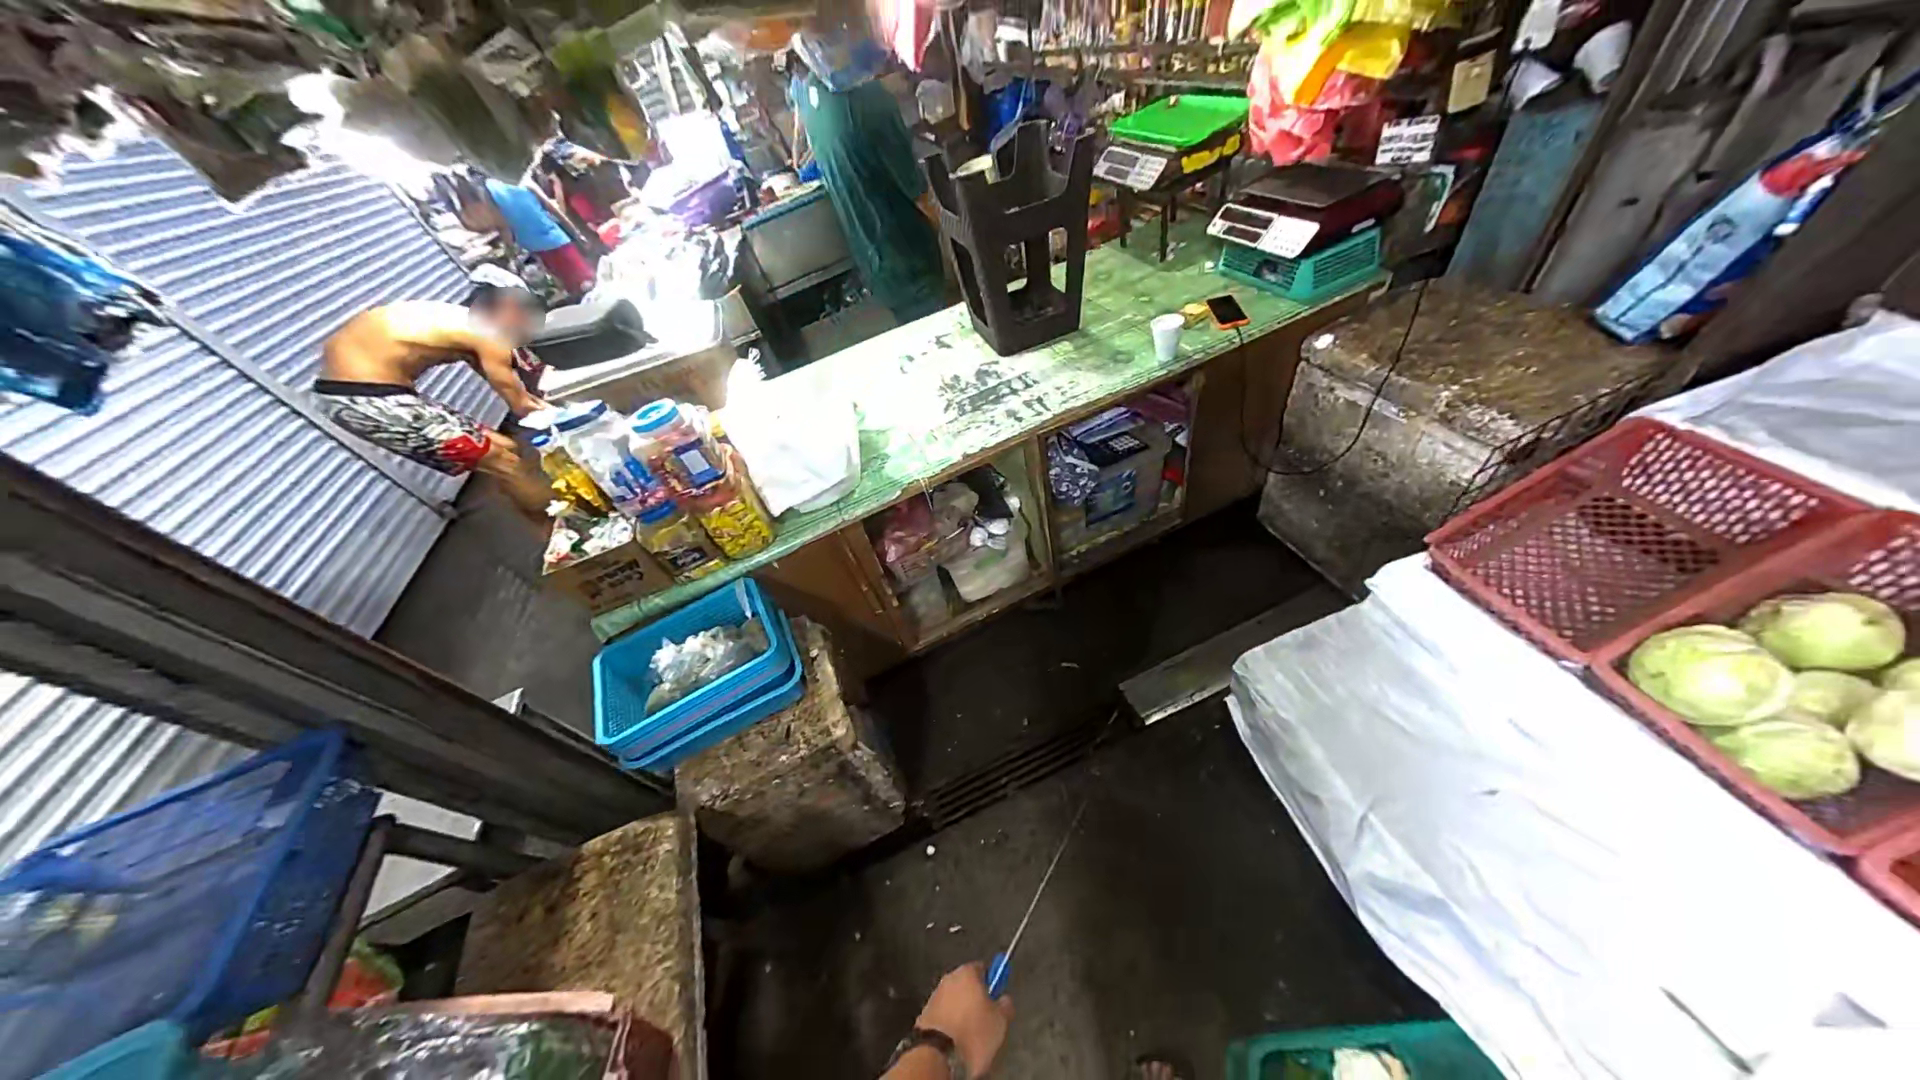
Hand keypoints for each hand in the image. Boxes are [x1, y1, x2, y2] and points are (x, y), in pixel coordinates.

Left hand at [915, 962, 1012, 1076]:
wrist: (938, 1055)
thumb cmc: (974, 1033)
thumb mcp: (1000, 1021)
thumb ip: (1005, 1005)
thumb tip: (1004, 999)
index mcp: (967, 973)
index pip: (983, 969)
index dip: (991, 984)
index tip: (996, 1001)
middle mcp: (948, 978)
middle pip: (967, 985)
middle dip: (975, 1000)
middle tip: (985, 1020)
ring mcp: (934, 996)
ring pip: (954, 1002)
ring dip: (961, 1013)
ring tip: (970, 1035)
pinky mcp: (924, 1015)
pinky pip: (943, 1017)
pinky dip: (949, 1025)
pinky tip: (955, 1041)